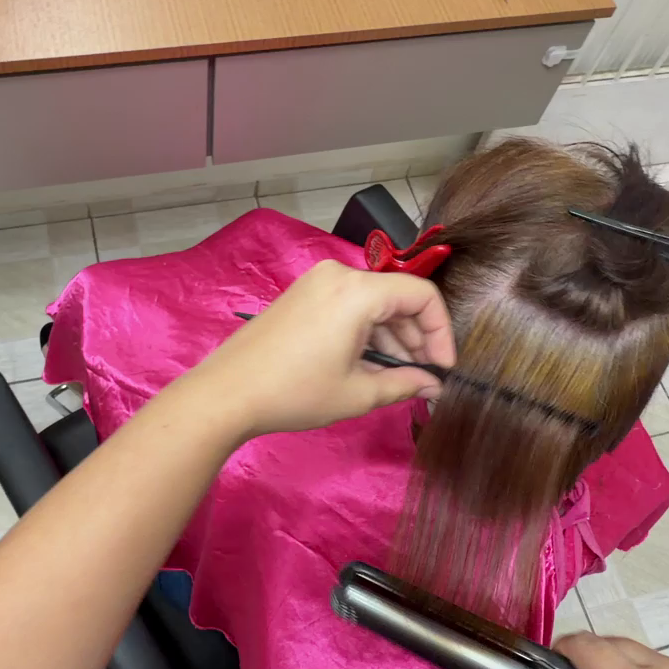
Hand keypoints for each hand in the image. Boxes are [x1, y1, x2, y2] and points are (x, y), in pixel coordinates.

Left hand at [179, 260, 455, 437]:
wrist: (226, 393)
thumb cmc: (295, 392)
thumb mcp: (358, 392)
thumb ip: (405, 383)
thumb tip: (434, 385)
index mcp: (357, 290)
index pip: (421, 296)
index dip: (441, 333)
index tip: (442, 368)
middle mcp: (338, 274)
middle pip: (396, 298)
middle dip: (414, 340)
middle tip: (421, 380)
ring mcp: (316, 282)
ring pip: (372, 304)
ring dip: (390, 339)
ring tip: (394, 380)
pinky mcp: (301, 295)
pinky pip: (348, 306)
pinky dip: (364, 332)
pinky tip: (366, 366)